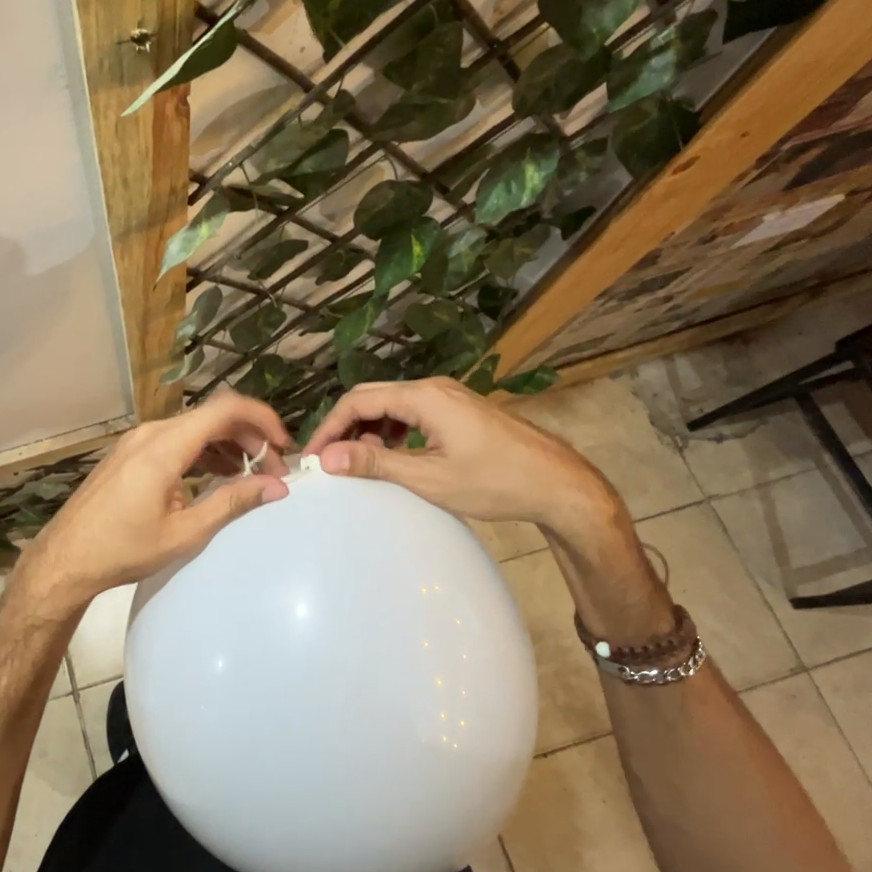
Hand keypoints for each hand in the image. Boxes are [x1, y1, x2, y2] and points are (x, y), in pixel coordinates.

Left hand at [15, 391, 291, 614]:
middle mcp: (151, 432)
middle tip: (275, 470)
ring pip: (195, 428)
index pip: (225, 410)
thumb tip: (277, 487)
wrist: (66, 558)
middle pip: (212, 417)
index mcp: (164, 446)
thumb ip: (232, 503)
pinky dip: (204, 452)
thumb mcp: (185, 533)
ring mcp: (137, 441)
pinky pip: (176, 440)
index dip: (262, 419)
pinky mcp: (130, 453)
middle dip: (250, 437)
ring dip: (228, 445)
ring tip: (253, 477)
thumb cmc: (123, 549)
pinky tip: (220, 476)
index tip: (285, 446)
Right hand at [300, 377, 619, 536]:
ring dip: (369, 428)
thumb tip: (327, 459)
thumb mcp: (429, 478)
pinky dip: (392, 429)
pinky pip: (411, 411)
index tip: (313, 457)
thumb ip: (376, 464)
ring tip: (360, 462)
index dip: (330, 427)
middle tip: (329, 459)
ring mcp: (448, 396)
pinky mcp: (458, 409)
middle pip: (372, 396)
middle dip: (345, 426)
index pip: (358, 401)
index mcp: (423, 397)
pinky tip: (393, 455)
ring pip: (391, 403)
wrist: (558, 484)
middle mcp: (432, 387)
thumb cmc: (494, 482)